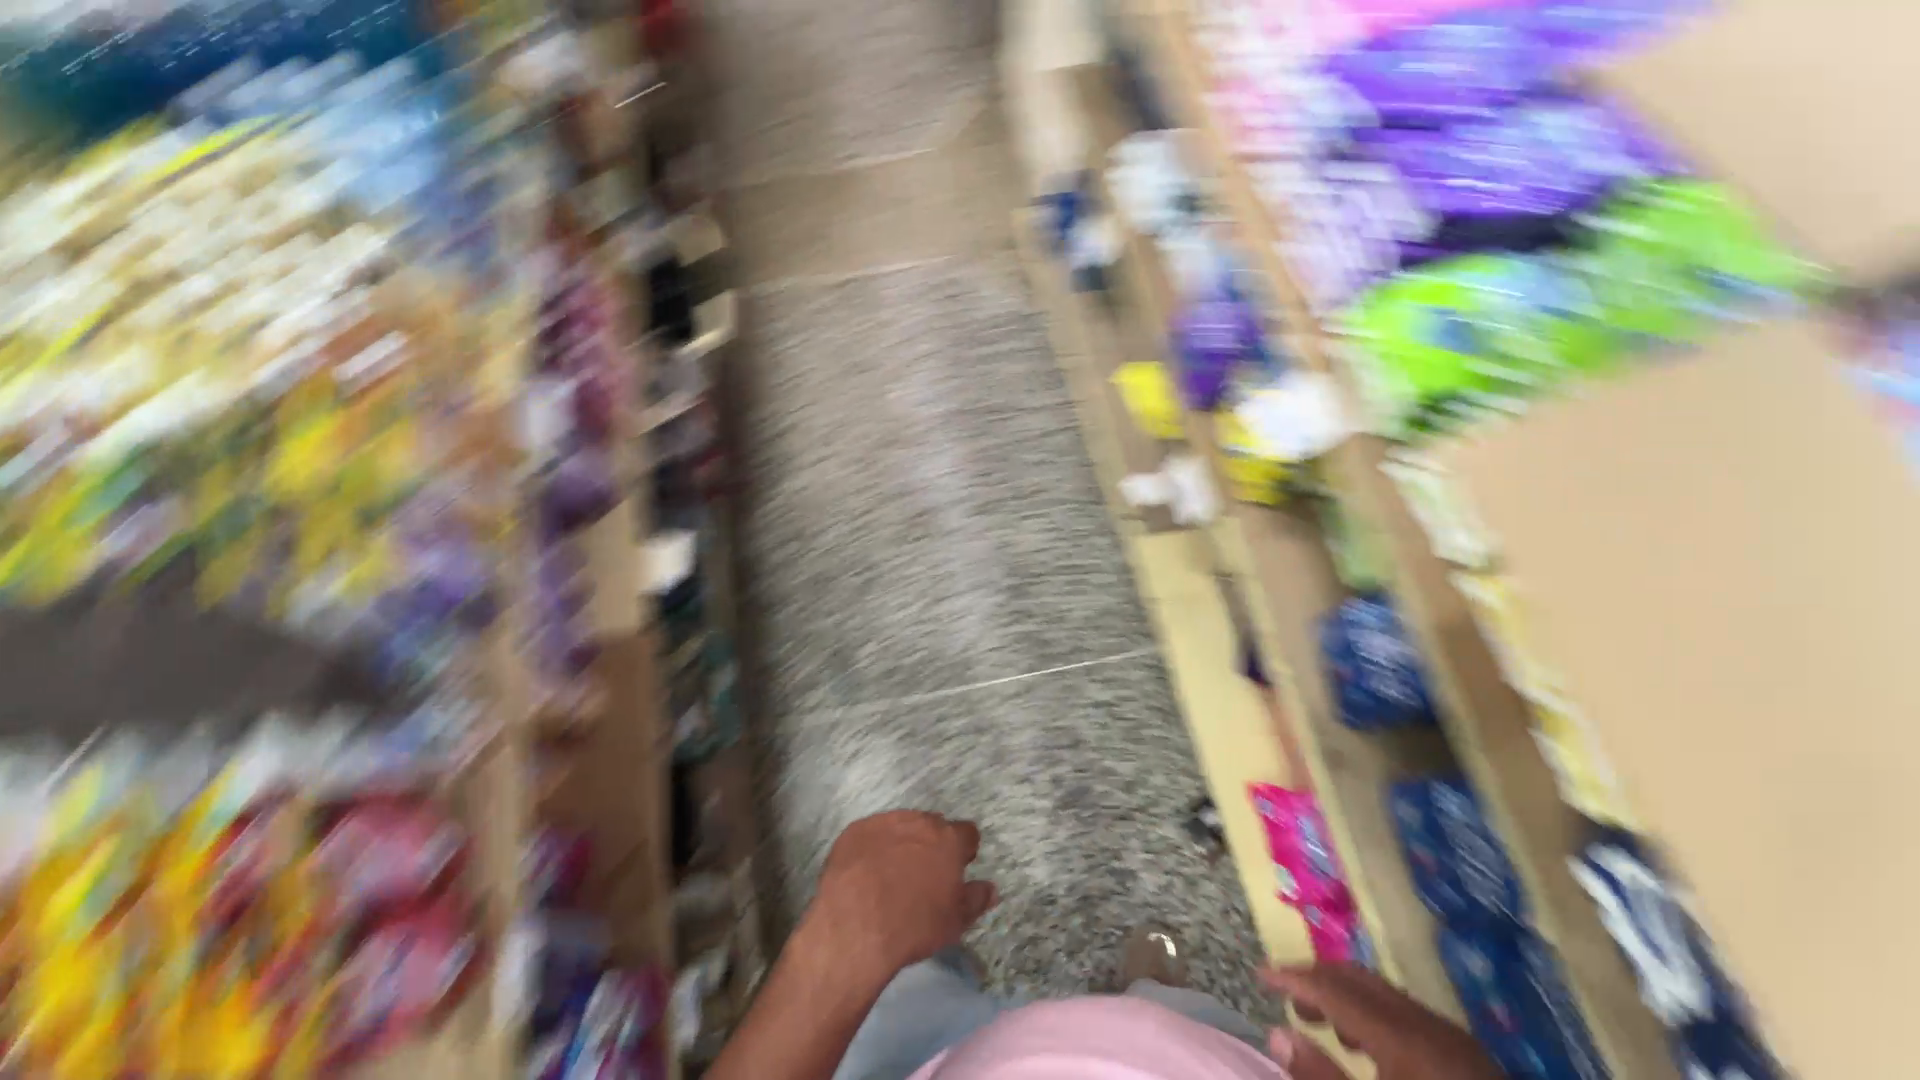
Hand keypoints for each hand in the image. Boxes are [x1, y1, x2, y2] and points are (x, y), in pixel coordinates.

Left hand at [803, 811, 998, 984]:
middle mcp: (918, 822)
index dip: (963, 851)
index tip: (956, 869)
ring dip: (903, 842)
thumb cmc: (914, 925)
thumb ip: (976, 900)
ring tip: (892, 872)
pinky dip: (874, 847)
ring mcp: (883, 823)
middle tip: (923, 873)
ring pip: (901, 826)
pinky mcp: (854, 831)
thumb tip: (990, 888)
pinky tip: (866, 871)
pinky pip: (871, 833)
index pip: (967, 833)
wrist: (856, 926)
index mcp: (948, 839)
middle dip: (932, 844)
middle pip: (932, 826)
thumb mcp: (955, 922)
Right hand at [1263, 963, 1502, 1079]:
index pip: (1334, 990)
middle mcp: (1426, 1025)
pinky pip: (1406, 1014)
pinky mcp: (1467, 1056)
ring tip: (1317, 1021)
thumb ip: (1322, 1077)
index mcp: (1400, 1039)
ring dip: (1345, 996)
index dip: (1293, 978)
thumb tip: (1278, 1033)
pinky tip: (1367, 1046)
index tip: (1259, 973)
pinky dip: (1373, 1014)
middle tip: (1283, 993)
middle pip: (1360, 979)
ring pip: (1384, 994)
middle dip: (1317, 978)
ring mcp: (1452, 1039)